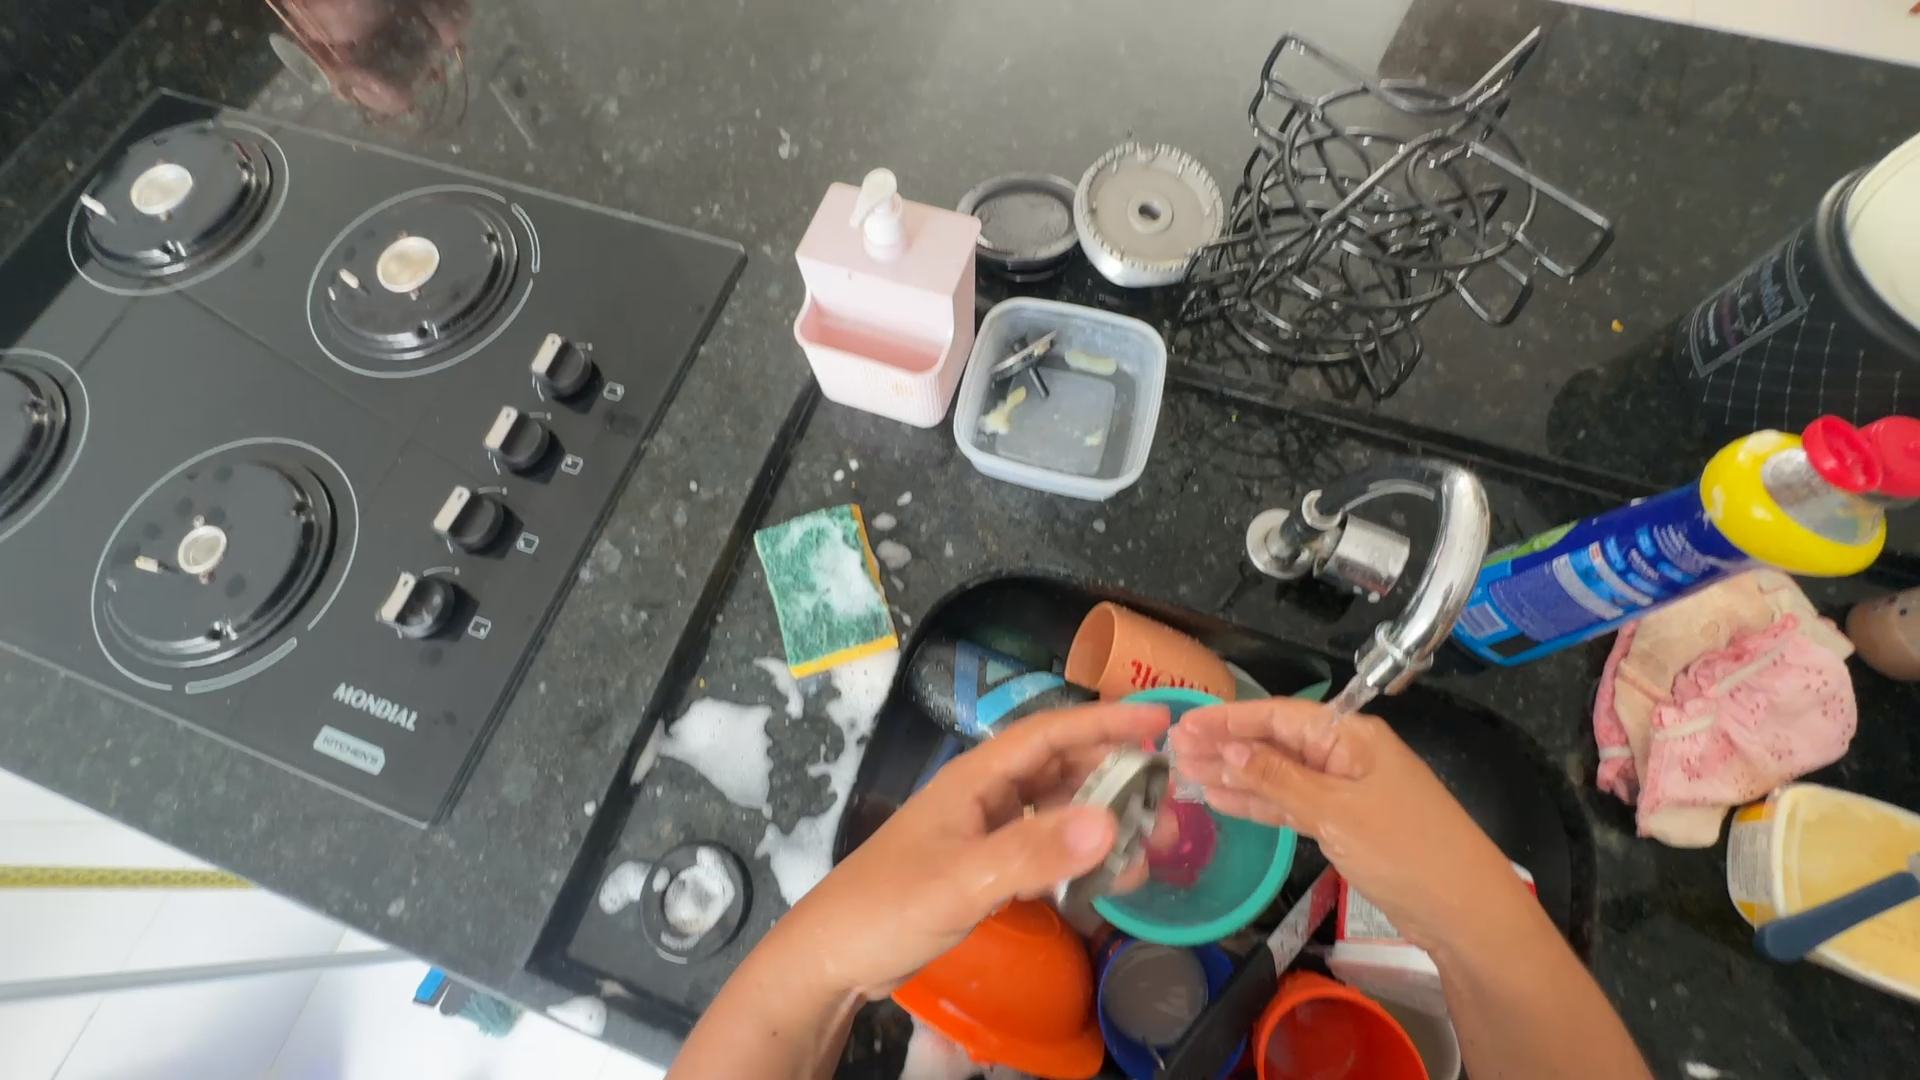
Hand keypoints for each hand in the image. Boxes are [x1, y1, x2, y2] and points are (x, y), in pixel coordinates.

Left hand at [766, 702, 1172, 998]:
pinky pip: (1041, 843)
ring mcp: (982, 828)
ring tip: (1148, 839)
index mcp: (976, 778)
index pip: (1049, 733)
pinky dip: (1074, 850)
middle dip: (1113, 771)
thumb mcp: (963, 880)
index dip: (1105, 721)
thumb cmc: (890, 905)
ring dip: (1098, 814)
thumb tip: (1110, 822)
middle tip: (1168, 791)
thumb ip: (1032, 852)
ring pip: (1053, 805)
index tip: (1159, 720)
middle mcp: (984, 793)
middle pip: (1058, 765)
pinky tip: (1102, 870)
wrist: (834, 954)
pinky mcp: (982, 862)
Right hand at [1166, 697, 1531, 953]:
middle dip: (1224, 745)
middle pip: (1273, 742)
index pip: (1278, 715)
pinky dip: (1257, 802)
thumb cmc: (1406, 851)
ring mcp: (1343, 790)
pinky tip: (1221, 800)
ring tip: (1186, 774)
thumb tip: (1228, 747)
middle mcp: (1344, 755)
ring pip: (1276, 773)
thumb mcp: (1335, 811)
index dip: (1228, 719)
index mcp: (1350, 736)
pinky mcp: (1342, 822)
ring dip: (1233, 775)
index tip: (1185, 724)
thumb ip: (1276, 777)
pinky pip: (1289, 802)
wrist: (1468, 918)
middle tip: (1175, 750)